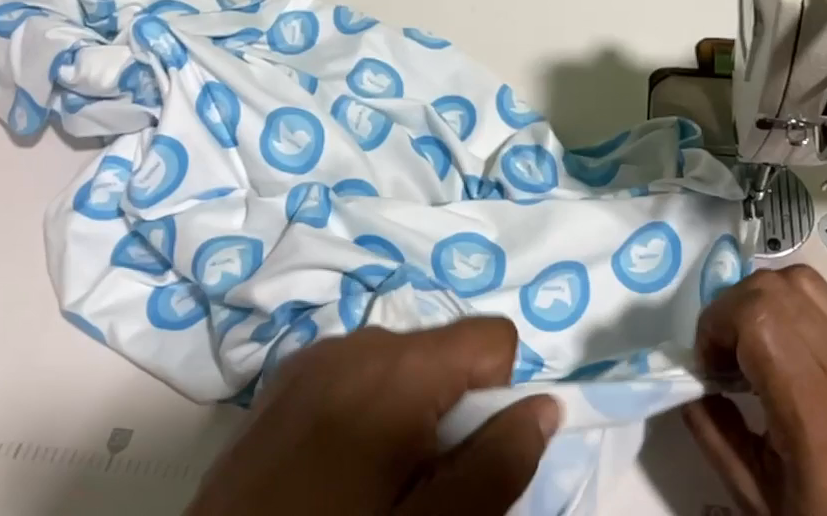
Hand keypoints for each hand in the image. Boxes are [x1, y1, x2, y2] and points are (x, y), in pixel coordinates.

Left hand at [186, 318, 558, 515]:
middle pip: (445, 352)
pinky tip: (334, 477)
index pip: (492, 336)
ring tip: (371, 489)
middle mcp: (352, 342)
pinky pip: (356, 379)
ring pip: (402, 368)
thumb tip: (545, 405)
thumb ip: (496, 465)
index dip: (497, 399)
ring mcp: (310, 361)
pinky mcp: (281, 385)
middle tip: (414, 490)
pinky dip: (367, 416)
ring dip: (409, 417)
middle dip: (450, 412)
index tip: (462, 459)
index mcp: (394, 365)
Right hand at [683, 266, 826, 515]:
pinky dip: (791, 312)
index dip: (716, 325)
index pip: (759, 315)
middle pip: (777, 286)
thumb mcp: (759, 498)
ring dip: (762, 302)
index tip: (706, 367)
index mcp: (819, 413)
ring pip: (804, 282)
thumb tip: (690, 385)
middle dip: (732, 308)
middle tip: (722, 357)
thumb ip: (715, 435)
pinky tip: (784, 359)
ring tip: (750, 350)